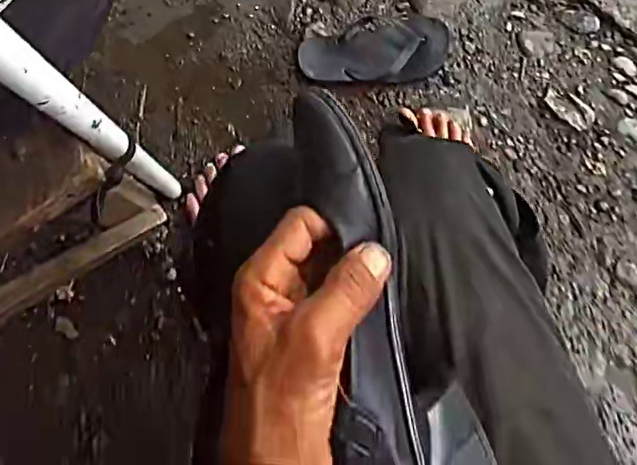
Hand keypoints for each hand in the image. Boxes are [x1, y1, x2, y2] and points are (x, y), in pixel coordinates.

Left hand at [222, 206, 390, 464]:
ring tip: (377, 275)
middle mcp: (275, 291)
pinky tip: (373, 300)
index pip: (298, 224)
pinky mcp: (315, 338)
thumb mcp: (313, 340)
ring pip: (330, 273)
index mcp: (259, 279)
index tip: (364, 229)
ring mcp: (295, 314)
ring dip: (354, 272)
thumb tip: (373, 254)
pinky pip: (339, 301)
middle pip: (316, 245)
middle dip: (347, 246)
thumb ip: (344, 291)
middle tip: (375, 254)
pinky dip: (358, 297)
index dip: (331, 222)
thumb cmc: (273, 414)